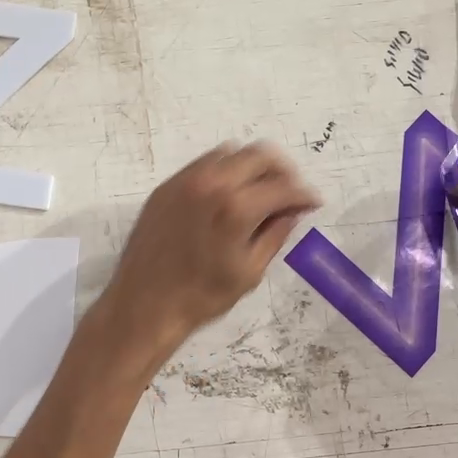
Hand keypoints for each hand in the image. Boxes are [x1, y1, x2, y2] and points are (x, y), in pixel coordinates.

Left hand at [101, 142, 320, 350]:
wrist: (144, 304)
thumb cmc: (202, 297)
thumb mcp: (249, 271)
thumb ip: (275, 235)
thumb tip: (292, 212)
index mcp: (236, 207)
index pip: (284, 187)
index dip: (304, 195)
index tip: (313, 203)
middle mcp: (211, 182)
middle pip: (260, 155)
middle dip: (283, 172)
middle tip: (290, 194)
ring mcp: (185, 180)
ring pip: (231, 153)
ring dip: (253, 167)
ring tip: (260, 193)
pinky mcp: (167, 186)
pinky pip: (204, 163)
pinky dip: (224, 171)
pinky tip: (227, 196)